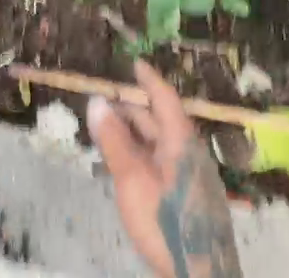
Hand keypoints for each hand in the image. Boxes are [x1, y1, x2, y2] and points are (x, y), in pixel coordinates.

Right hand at [88, 62, 241, 277]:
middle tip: (105, 99)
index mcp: (182, 144)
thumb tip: (96, 100)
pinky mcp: (189, 202)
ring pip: (160, 146)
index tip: (135, 64)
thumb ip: (114, 140)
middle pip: (161, 123)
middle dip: (133, 109)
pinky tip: (124, 167)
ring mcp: (192, 181)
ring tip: (106, 130)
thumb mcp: (132, 180)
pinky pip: (162, 165)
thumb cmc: (166, 224)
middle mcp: (191, 157)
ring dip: (134, 134)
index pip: (166, 100)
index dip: (149, 81)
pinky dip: (140, 155)